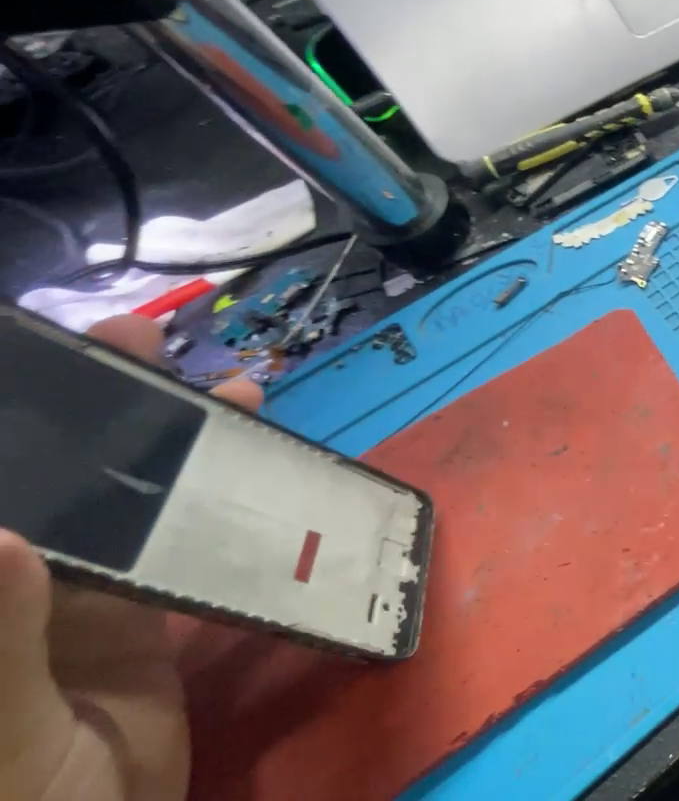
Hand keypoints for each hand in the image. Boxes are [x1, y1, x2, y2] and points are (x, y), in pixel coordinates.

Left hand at [0, 316, 261, 800]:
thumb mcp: (2, 737)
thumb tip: (4, 534)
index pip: (2, 505)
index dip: (10, 433)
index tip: (36, 364)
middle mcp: (13, 589)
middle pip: (47, 486)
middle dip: (87, 415)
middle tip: (133, 343)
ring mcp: (73, 607)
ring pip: (118, 506)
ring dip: (163, 445)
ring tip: (210, 384)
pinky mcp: (136, 625)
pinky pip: (178, 550)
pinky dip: (214, 503)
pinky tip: (250, 461)